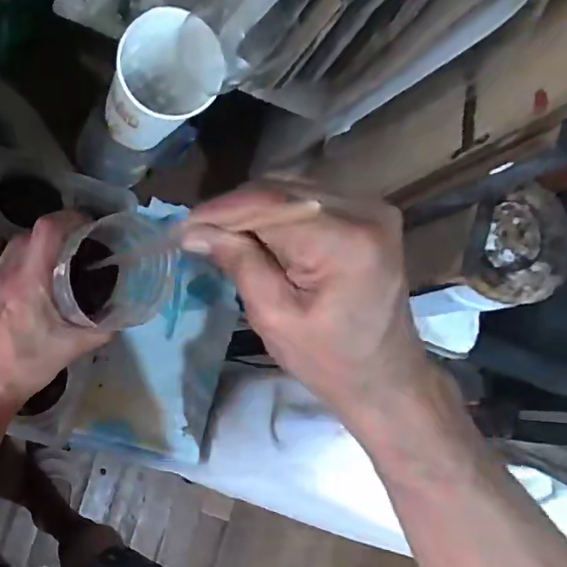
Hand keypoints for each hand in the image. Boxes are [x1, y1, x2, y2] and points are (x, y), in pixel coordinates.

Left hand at [0, 211, 113, 415]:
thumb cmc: (30, 366)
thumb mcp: (73, 348)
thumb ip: (102, 329)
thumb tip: (121, 315)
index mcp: (29, 281)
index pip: (47, 230)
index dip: (70, 219)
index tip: (87, 226)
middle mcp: (6, 274)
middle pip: (30, 234)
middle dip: (56, 233)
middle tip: (77, 247)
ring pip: (14, 249)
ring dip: (37, 248)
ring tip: (57, 264)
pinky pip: (4, 266)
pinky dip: (22, 265)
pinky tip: (34, 286)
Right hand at [180, 186, 435, 421]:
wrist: (385, 377)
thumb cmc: (328, 359)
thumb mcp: (274, 316)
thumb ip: (239, 263)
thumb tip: (194, 231)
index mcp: (344, 241)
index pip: (269, 204)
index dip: (220, 211)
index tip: (181, 227)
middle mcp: (364, 211)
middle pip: (280, 190)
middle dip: (232, 208)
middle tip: (194, 232)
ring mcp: (370, 209)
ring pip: (291, 189)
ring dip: (249, 209)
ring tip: (216, 234)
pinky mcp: (367, 216)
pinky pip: (307, 201)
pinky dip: (273, 213)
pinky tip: (250, 233)